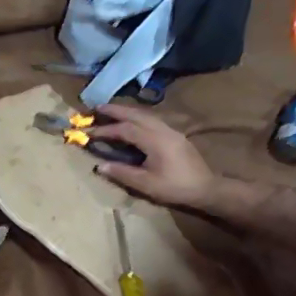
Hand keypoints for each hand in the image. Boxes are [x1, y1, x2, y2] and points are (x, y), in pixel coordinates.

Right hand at [90, 103, 219, 208]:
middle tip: (96, 107)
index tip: (89, 131)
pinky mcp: (175, 134)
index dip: (106, 129)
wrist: (206, 188)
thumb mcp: (146, 184)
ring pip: (145, 114)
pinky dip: (137, 116)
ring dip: (126, 111)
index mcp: (154, 140)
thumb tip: (100, 166)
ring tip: (111, 111)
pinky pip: (152, 119)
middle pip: (135, 114)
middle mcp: (162, 130)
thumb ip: (122, 173)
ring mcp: (170, 130)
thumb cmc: (175, 187)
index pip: (125, 130)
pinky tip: (131, 121)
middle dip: (115, 110)